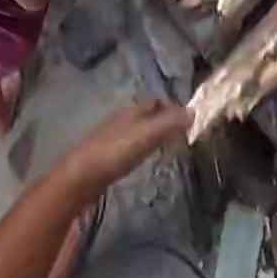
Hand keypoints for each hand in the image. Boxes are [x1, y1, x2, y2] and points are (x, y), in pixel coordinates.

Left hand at [56, 99, 190, 195]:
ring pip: (139, 129)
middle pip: (148, 114)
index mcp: (132, 109)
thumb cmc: (116, 151)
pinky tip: (146, 158)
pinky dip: (144, 146)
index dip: (173, 107)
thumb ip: (170, 122)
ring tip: (169, 146)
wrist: (81, 176)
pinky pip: (132, 143)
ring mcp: (114, 136)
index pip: (156, 101)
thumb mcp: (147, 135)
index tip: (189, 120)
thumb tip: (194, 110)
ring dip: (154, 134)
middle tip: (183, 134)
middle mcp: (123, 118)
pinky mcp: (108, 154)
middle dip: (164, 120)